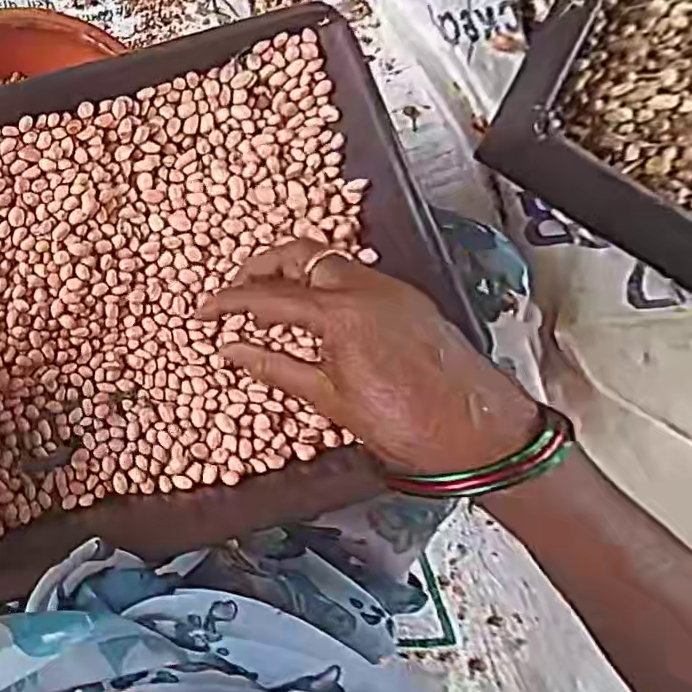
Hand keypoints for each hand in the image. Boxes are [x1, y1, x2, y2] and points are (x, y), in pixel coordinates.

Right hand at [197, 239, 539, 474]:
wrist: (486, 437)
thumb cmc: (409, 424)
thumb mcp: (327, 398)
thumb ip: (273, 366)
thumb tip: (231, 350)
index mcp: (341, 315)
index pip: (267, 296)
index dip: (228, 302)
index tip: (204, 312)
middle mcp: (368, 290)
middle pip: (300, 254)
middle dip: (260, 266)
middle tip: (235, 289)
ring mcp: (393, 292)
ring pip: (329, 262)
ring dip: (292, 274)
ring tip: (267, 303)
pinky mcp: (408, 303)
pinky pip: (353, 278)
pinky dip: (321, 286)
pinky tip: (310, 316)